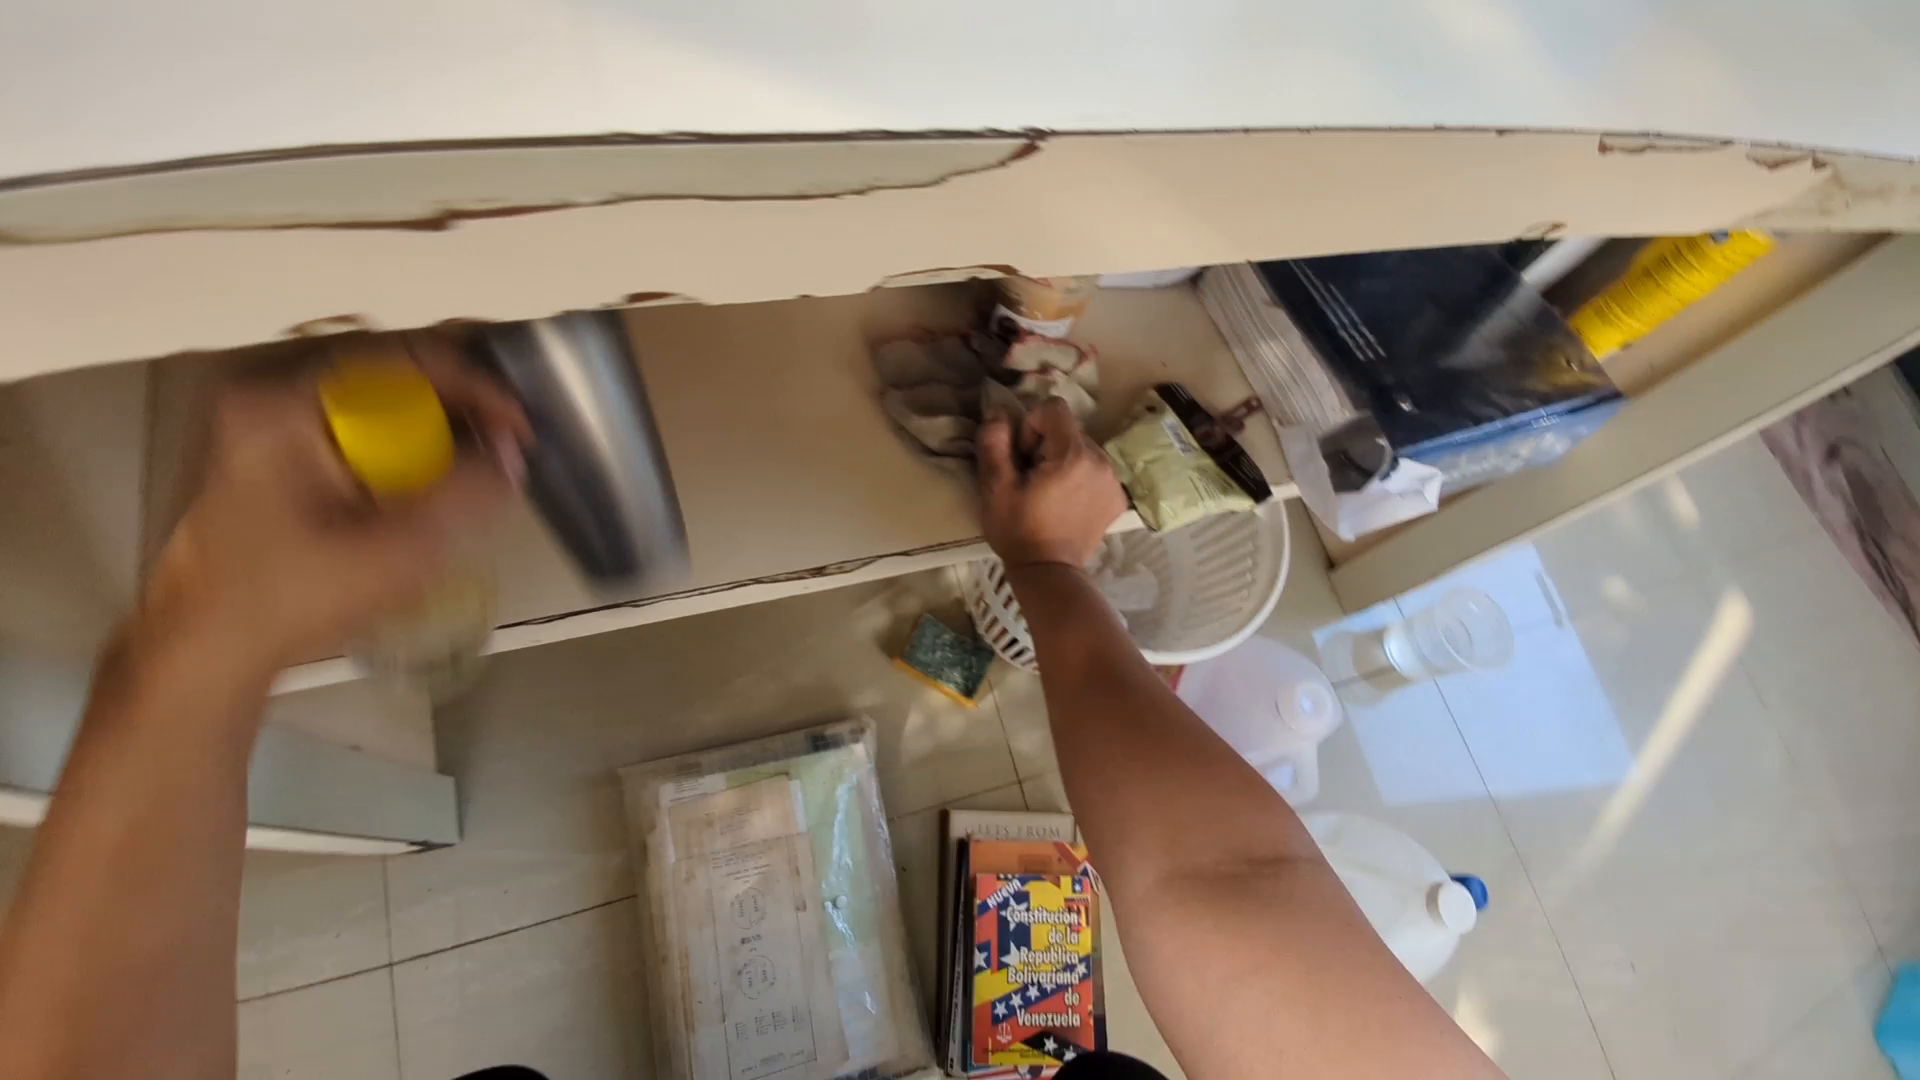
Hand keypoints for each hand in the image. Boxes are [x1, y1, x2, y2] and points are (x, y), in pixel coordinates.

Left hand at [137, 334, 530, 673]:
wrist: (210, 646)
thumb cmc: (297, 597)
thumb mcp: (399, 548)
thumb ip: (466, 492)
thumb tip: (513, 453)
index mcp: (287, 406)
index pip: (406, 361)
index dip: (478, 387)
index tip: (520, 428)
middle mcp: (272, 395)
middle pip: (393, 371)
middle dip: (462, 401)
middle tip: (511, 437)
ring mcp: (270, 421)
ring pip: (380, 396)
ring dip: (441, 420)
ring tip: (488, 451)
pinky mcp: (278, 449)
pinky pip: (362, 422)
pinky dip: (411, 438)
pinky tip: (440, 470)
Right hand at [976, 397, 1128, 569]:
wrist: (1048, 573)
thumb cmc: (1018, 531)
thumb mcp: (995, 487)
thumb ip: (995, 442)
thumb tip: (999, 411)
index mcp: (1072, 455)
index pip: (1053, 409)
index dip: (1031, 427)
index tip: (1024, 459)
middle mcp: (1101, 460)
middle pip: (1069, 430)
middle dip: (1047, 446)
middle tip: (1033, 480)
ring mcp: (1114, 480)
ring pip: (1083, 449)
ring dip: (1064, 461)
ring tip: (1050, 493)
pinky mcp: (1118, 497)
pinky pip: (1096, 469)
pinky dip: (1080, 478)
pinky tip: (1067, 503)